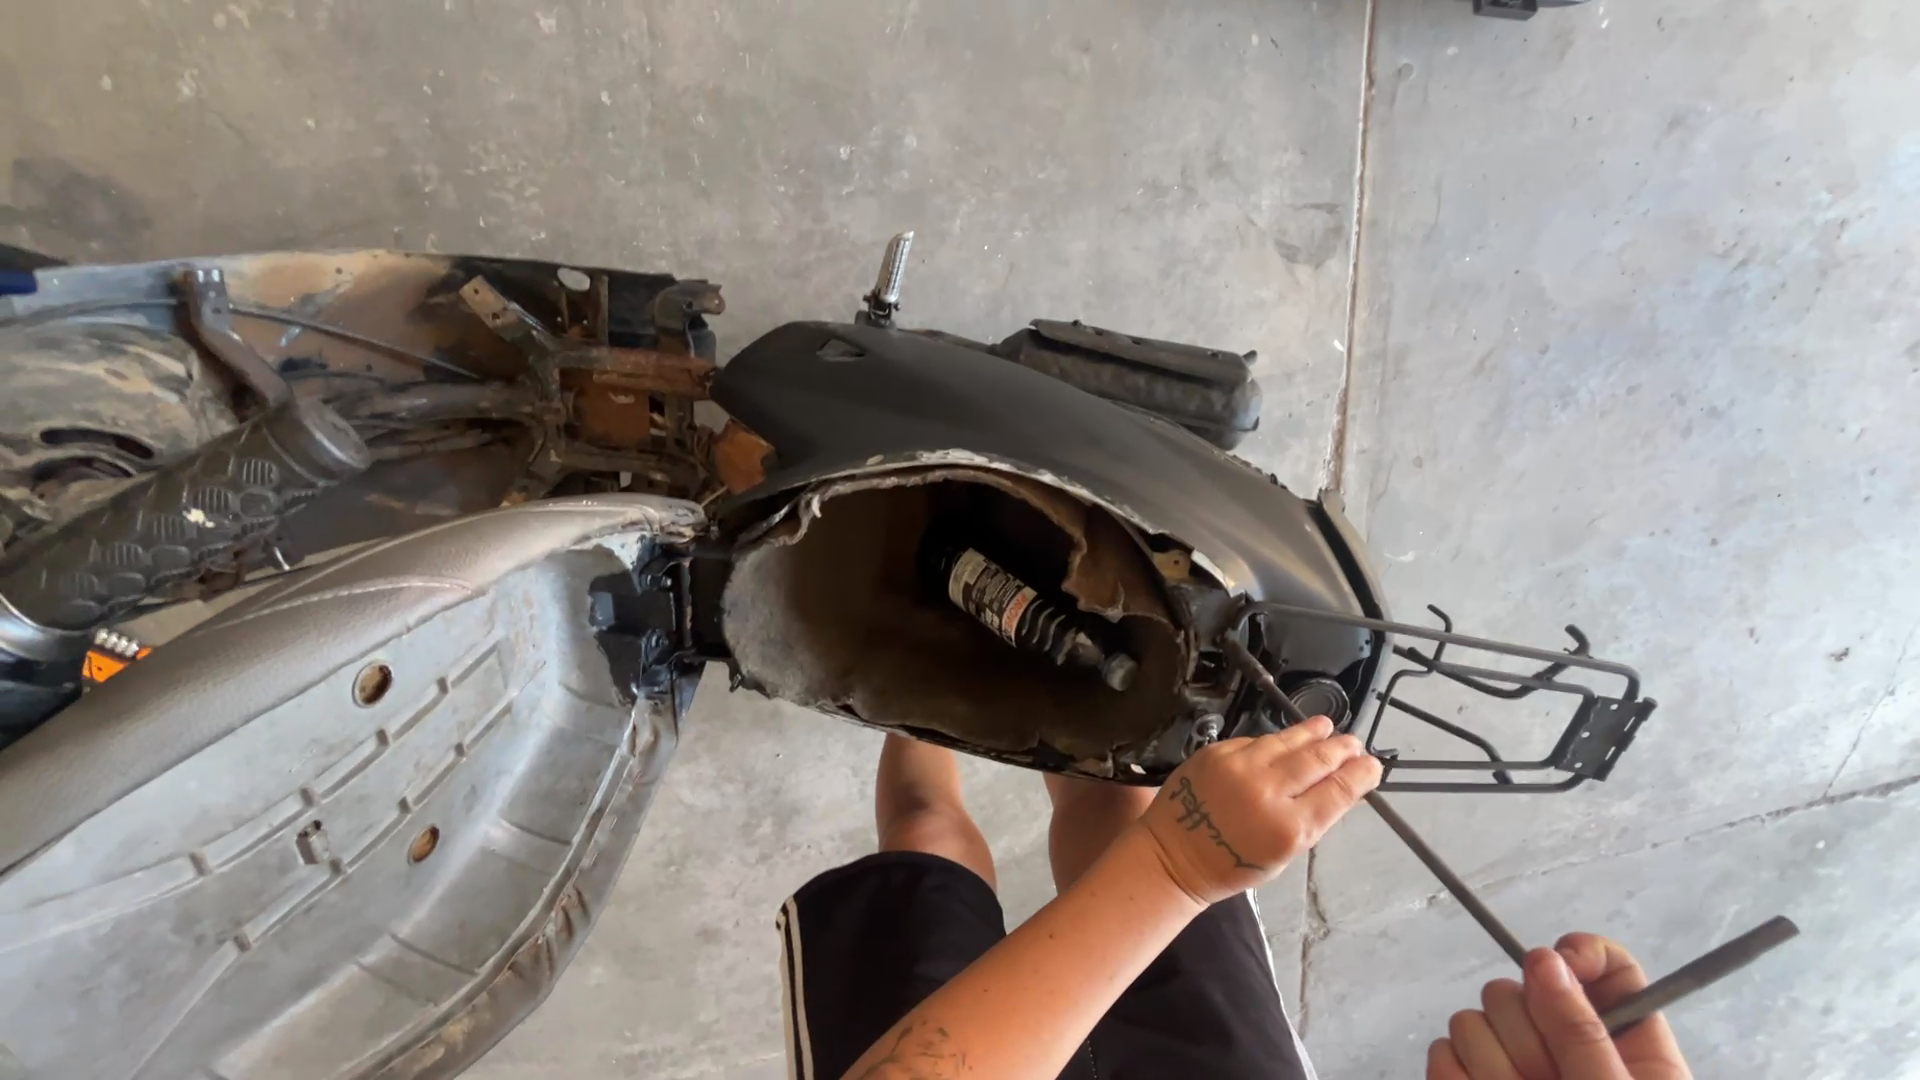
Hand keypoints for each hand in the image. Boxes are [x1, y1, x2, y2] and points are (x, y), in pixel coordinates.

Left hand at [1137, 717, 1380, 905]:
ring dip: (1309, 734)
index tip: (1372, 765)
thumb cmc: (1232, 863)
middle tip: (1354, 741)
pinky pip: (1254, 742)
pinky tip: (1285, 740)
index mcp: (1289, 828)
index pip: (1336, 792)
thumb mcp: (1282, 853)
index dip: (1359, 775)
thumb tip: (1337, 787)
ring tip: (1326, 726)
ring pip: (1284, 743)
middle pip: (1315, 761)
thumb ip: (1309, 818)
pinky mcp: (1216, 752)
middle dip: (1339, 749)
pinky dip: (1273, 743)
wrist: (1175, 853)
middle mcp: (1266, 791)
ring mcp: (1238, 766)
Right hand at [1429, 934, 1692, 1079]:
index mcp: (1626, 1048)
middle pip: (1518, 988)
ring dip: (1493, 1068)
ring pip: (1473, 1019)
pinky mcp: (1465, 1076)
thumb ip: (1583, 1036)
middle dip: (1525, 1037)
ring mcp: (1510, 1061)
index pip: (1610, 969)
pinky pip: (1442, 1050)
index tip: (1557, 961)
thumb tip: (1545, 956)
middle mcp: (1564, 1045)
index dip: (1582, 953)